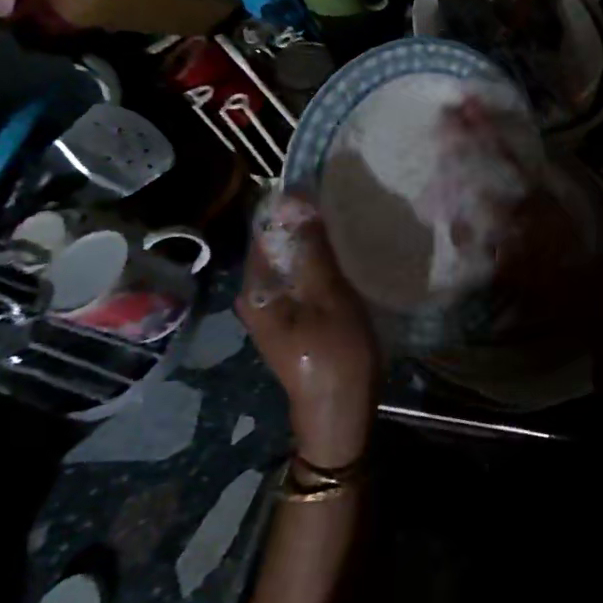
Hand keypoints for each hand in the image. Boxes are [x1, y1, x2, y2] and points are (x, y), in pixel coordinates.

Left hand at [237, 193, 378, 469]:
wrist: (340, 411)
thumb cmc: (336, 353)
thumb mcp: (329, 295)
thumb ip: (312, 249)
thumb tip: (296, 201)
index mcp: (255, 290)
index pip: (264, 231)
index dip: (292, 207)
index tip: (324, 191)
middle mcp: (255, 296)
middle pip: (277, 246)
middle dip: (305, 224)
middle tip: (341, 208)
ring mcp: (272, 309)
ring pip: (291, 262)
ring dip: (315, 244)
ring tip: (347, 227)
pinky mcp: (290, 318)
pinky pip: (300, 278)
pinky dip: (319, 264)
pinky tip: (344, 258)